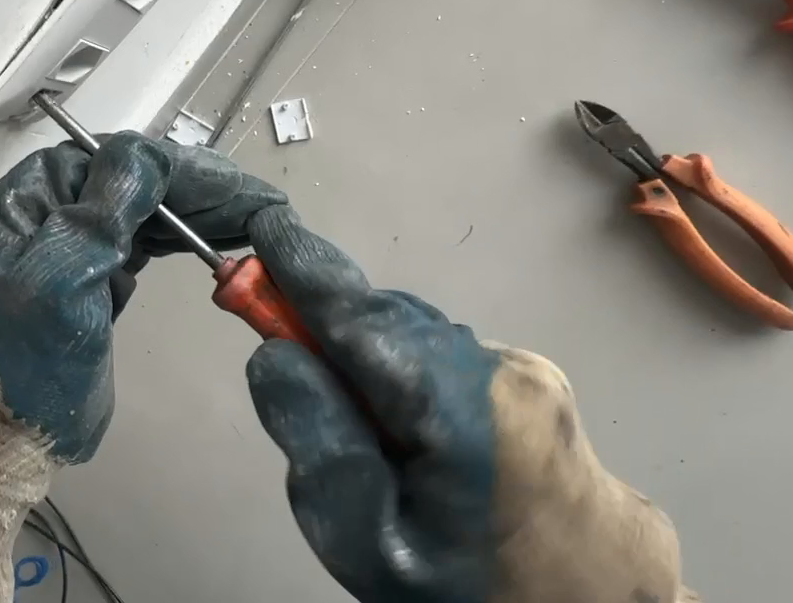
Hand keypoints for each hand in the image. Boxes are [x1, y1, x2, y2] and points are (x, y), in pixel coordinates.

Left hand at [0, 132, 281, 601]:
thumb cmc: (26, 359)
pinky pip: (143, 239)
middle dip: (192, 188)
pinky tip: (215, 239)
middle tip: (255, 201)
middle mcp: (49, 208)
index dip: (166, 167)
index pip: (106, 160)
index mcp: (28, 198)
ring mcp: (72, 239)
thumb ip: (100, 213)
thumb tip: (145, 153)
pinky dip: (179, 237)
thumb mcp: (60, 281)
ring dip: (195, 211)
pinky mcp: (95, 271)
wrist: (11, 428)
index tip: (220, 182)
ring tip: (252, 216)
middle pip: (130, 181)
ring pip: (142, 209)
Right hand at [243, 205, 687, 602]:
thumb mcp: (365, 539)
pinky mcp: (531, 378)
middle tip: (282, 358)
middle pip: (378, 318)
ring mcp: (523, 369)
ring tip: (357, 423)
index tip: (261, 226)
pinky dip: (400, 365)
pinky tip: (405, 425)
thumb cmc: (473, 588)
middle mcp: (496, 366)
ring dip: (362, 349)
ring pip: (407, 333)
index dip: (298, 264)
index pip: (355, 311)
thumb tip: (275, 353)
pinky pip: (437, 351)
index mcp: (458, 404)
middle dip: (321, 322)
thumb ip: (313, 437)